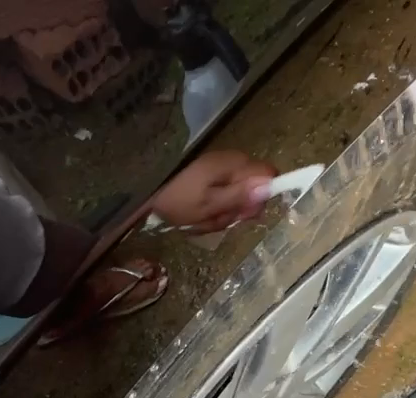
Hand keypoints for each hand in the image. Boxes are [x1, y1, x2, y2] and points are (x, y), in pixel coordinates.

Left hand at [148, 150, 277, 231]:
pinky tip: (204, 211)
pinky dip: (219, 205)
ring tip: (208, 218)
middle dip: (242, 207)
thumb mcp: (209, 207)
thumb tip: (269, 188)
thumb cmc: (177, 202)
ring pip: (241, 191)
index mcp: (233, 165)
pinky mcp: (211, 171)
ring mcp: (221, 164)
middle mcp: (231, 159)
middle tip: (220, 219)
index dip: (263, 197)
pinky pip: (227, 190)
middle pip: (255, 185)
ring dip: (229, 209)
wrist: (145, 193)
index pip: (269, 174)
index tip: (245, 213)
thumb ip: (239, 198)